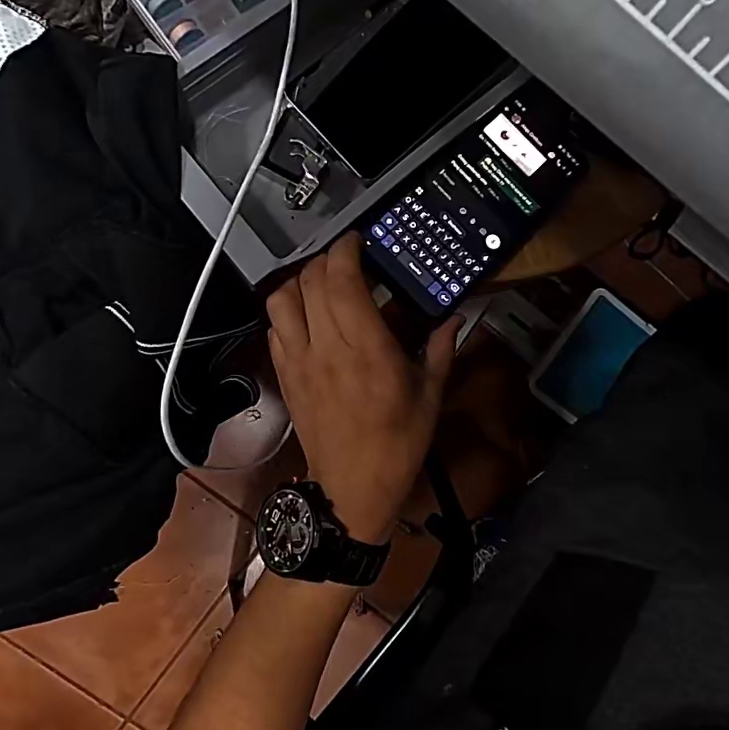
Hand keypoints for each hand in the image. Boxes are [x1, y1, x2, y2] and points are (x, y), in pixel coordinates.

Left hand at [266, 234, 461, 544]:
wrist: (351, 488)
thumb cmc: (396, 445)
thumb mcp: (430, 397)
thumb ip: (441, 350)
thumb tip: (454, 318)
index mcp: (367, 348)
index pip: (343, 280)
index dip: (345, 250)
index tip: (357, 241)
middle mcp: (326, 347)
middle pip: (310, 281)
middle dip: (326, 259)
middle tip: (346, 258)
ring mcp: (299, 360)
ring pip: (282, 299)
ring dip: (299, 280)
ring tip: (321, 281)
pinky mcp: (284, 375)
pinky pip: (274, 327)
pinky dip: (286, 309)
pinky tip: (306, 314)